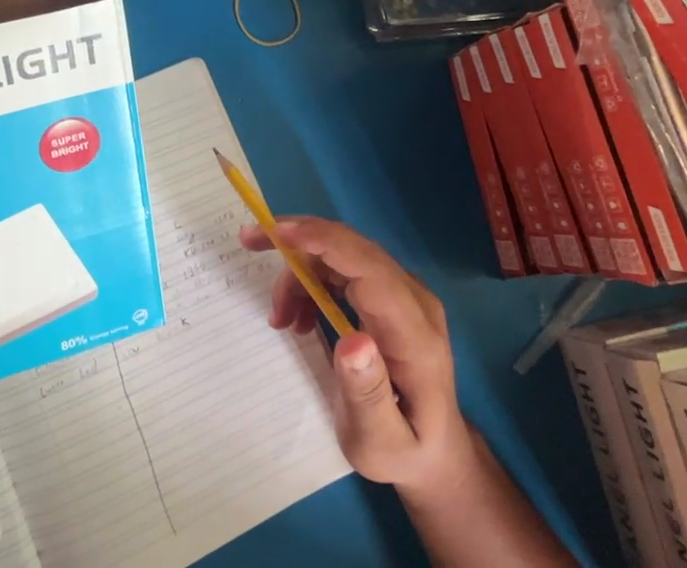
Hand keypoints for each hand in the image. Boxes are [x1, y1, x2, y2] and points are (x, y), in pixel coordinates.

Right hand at [238, 216, 470, 496]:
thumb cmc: (405, 451)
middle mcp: (414, 302)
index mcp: (414, 335)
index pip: (369, 269)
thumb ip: (366, 393)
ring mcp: (405, 297)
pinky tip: (298, 318)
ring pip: (344, 257)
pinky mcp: (392, 299)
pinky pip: (346, 270)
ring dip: (302, 274)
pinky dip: (313, 283)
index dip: (325, 243)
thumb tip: (352, 341)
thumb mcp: (381, 441)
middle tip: (249, 241)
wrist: (436, 452)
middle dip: (299, 240)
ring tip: (280, 318)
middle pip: (353, 250)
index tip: (279, 234)